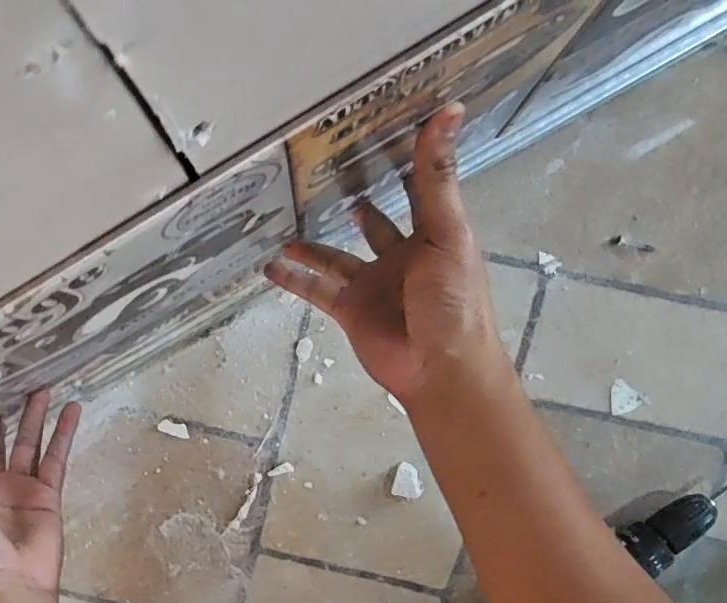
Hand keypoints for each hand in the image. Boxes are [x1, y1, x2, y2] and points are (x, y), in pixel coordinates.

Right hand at [264, 103, 505, 401]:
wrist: (439, 368)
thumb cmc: (454, 301)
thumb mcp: (447, 232)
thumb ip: (436, 177)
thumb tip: (449, 110)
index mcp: (431, 234)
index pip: (415, 189)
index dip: (402, 162)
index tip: (381, 132)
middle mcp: (400, 256)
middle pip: (372, 223)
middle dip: (354, 201)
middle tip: (325, 175)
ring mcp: (372, 285)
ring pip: (335, 256)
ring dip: (313, 242)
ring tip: (288, 216)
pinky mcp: (349, 311)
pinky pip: (316, 290)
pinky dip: (295, 278)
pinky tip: (271, 264)